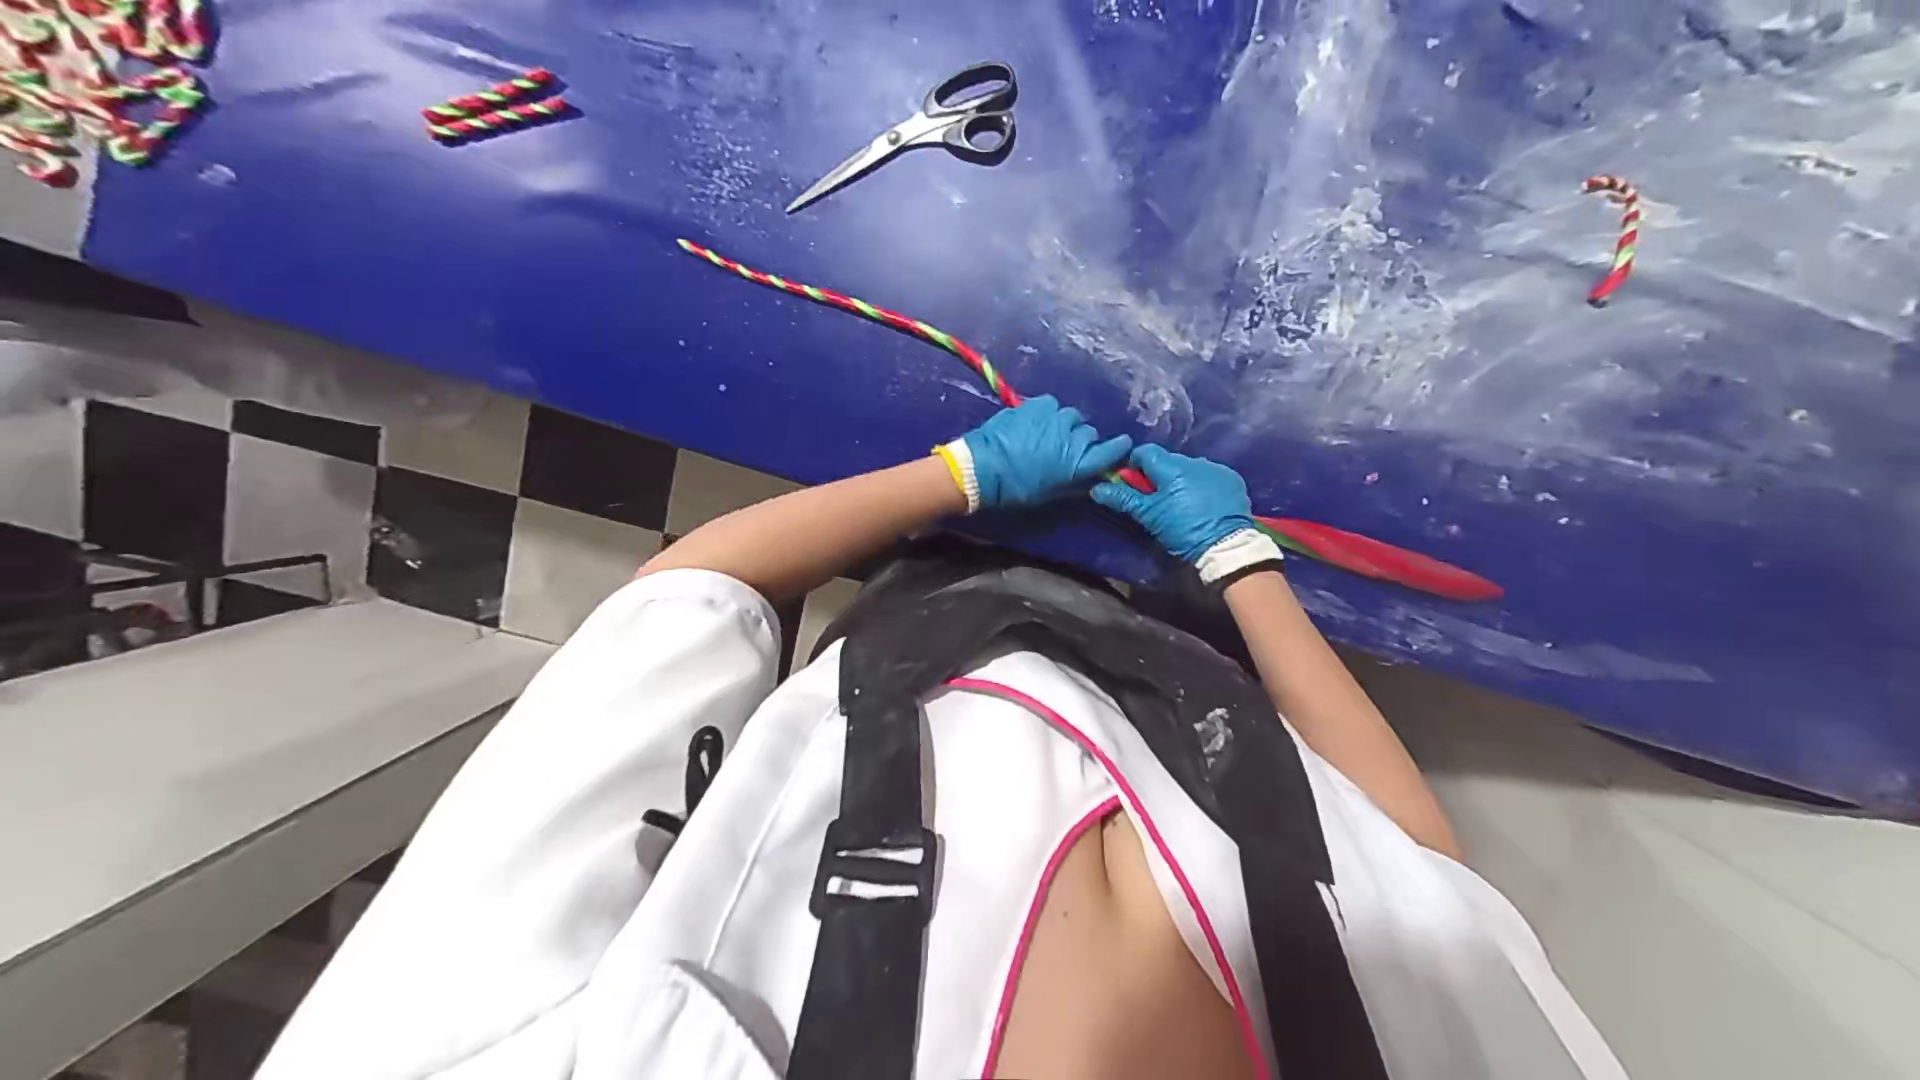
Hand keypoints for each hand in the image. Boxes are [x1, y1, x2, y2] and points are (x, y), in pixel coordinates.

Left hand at [958, 396, 1132, 508]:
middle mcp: (1074, 438)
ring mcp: (1057, 417)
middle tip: (1063, 448)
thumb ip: (1076, 483)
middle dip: (1081, 439)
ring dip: (1064, 424)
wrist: (983, 468)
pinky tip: (1035, 422)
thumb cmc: (1016, 488)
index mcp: (1079, 464)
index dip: (1117, 447)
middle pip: (1090, 432)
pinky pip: (1053, 405)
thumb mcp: (1051, 493)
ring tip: (1046, 434)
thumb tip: (1092, 477)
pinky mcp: (1040, 403)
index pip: (1113, 450)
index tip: (1119, 445)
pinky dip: (1047, 413)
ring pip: (1072, 417)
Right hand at [1090, 444, 1256, 561]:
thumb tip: (1097, 488)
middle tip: (1156, 500)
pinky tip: (1201, 503)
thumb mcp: (1149, 516)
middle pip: (1167, 460)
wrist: (1226, 546)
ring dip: (1180, 480)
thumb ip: (1123, 498)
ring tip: (1180, 504)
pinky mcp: (1231, 479)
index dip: (1135, 466)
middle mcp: (1195, 461)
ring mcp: (1216, 469)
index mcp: (1172, 468)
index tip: (1134, 484)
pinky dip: (1201, 485)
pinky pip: (1209, 475)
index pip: (1145, 452)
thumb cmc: (1182, 530)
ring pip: (1188, 468)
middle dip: (1158, 476)